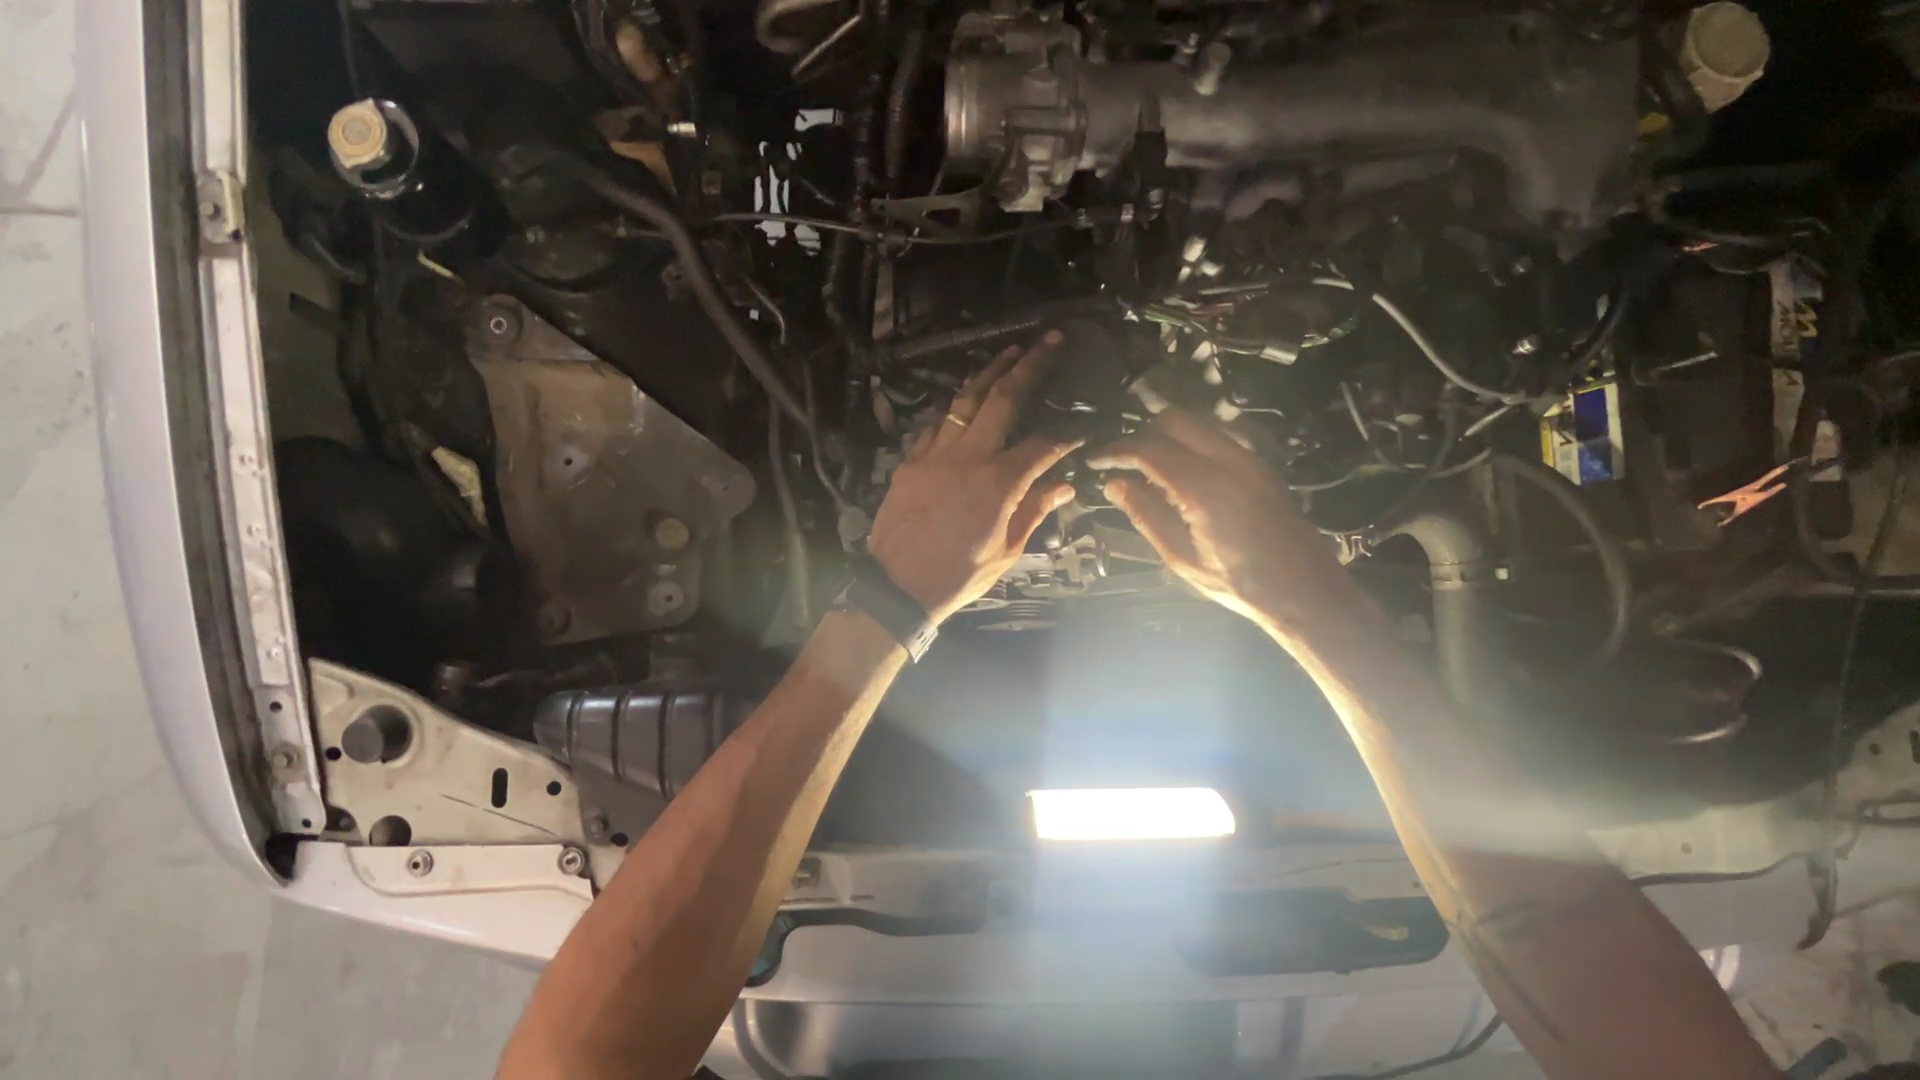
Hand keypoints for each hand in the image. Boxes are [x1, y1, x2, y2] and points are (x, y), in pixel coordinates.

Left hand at [866, 333, 1079, 623]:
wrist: (896, 588)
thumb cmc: (958, 576)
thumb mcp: (1007, 551)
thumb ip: (1036, 511)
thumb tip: (1064, 484)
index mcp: (998, 483)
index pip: (1043, 443)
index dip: (1068, 433)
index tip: (1083, 426)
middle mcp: (967, 457)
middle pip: (1003, 398)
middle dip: (1030, 366)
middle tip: (1049, 340)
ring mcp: (934, 455)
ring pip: (964, 401)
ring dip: (988, 374)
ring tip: (1009, 354)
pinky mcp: (909, 462)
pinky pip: (936, 425)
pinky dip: (955, 410)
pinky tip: (965, 403)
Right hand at [1087, 408, 1366, 640]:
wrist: (1304, 588)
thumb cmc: (1237, 582)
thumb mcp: (1180, 557)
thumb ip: (1145, 514)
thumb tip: (1113, 483)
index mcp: (1203, 487)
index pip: (1148, 448)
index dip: (1115, 450)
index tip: (1094, 460)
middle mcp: (1228, 460)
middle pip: (1173, 419)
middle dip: (1141, 433)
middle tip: (1121, 461)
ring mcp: (1248, 458)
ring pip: (1197, 423)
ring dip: (1166, 435)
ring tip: (1147, 465)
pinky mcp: (1259, 464)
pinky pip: (1216, 437)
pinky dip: (1190, 443)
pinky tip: (1180, 472)